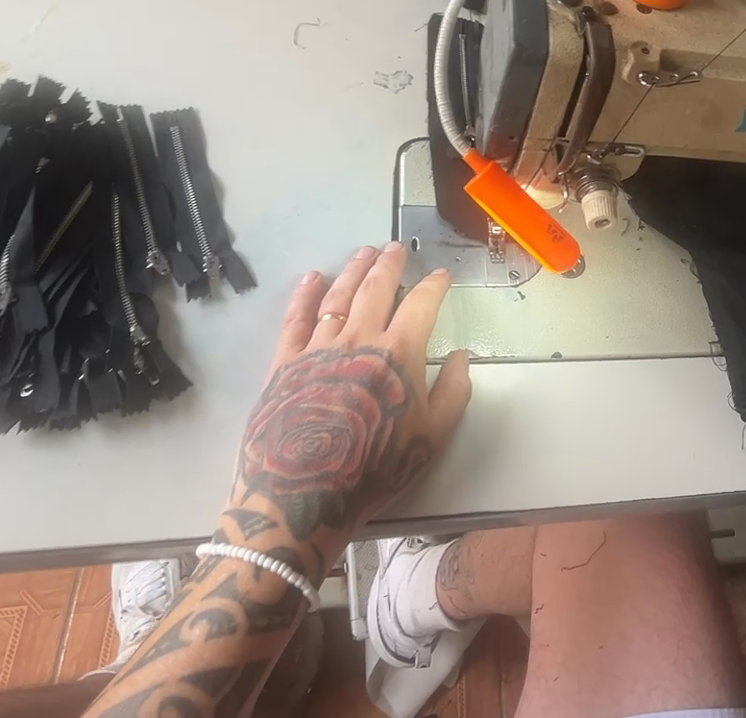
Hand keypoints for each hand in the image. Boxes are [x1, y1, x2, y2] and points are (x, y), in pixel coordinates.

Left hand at [220, 242, 471, 570]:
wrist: (301, 497)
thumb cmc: (375, 468)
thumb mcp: (433, 437)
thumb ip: (454, 392)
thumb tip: (461, 357)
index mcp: (399, 351)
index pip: (422, 304)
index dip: (435, 285)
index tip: (442, 275)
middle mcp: (359, 337)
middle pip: (376, 287)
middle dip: (389, 264)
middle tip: (395, 248)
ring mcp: (318, 346)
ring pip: (338, 295)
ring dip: (353, 269)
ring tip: (363, 252)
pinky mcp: (284, 361)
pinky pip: (296, 317)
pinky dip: (305, 294)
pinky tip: (312, 279)